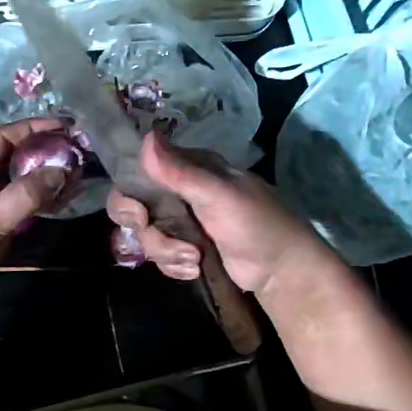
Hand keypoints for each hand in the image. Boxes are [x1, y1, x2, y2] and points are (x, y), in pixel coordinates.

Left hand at [0, 118, 71, 324]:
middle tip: (81, 154)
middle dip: (43, 153)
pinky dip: (33, 199)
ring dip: (41, 177)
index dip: (37, 128)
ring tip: (76, 175)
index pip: (3, 136)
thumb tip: (62, 169)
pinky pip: (10, 201)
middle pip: (10, 155)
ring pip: (12, 179)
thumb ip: (26, 195)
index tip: (71, 127)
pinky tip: (58, 200)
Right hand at [106, 133, 331, 297]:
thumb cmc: (257, 224)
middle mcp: (180, 191)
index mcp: (189, 168)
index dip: (130, 194)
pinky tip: (195, 270)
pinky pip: (159, 256)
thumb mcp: (219, 195)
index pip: (139, 171)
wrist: (281, 273)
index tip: (141, 215)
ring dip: (166, 252)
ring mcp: (181, 222)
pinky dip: (173, 265)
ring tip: (195, 260)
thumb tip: (146, 137)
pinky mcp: (184, 248)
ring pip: (146, 236)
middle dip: (147, 231)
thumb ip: (181, 172)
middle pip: (133, 207)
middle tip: (164, 239)